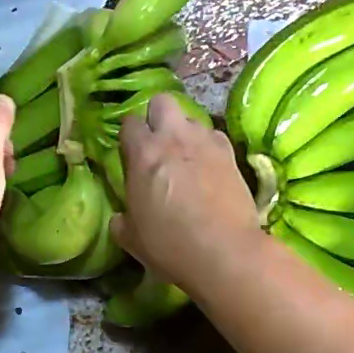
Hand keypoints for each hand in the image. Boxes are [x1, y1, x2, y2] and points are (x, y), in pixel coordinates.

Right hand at [112, 92, 267, 292]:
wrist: (224, 251)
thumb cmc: (170, 246)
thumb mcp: (132, 239)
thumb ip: (123, 221)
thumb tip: (121, 218)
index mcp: (143, 153)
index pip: (129, 122)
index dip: (130, 136)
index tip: (133, 154)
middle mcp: (174, 137)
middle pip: (163, 101)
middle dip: (158, 116)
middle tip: (160, 144)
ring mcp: (206, 143)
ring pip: (193, 118)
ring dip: (187, 131)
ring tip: (188, 156)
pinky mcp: (232, 155)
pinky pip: (217, 137)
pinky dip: (211, 146)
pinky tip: (211, 167)